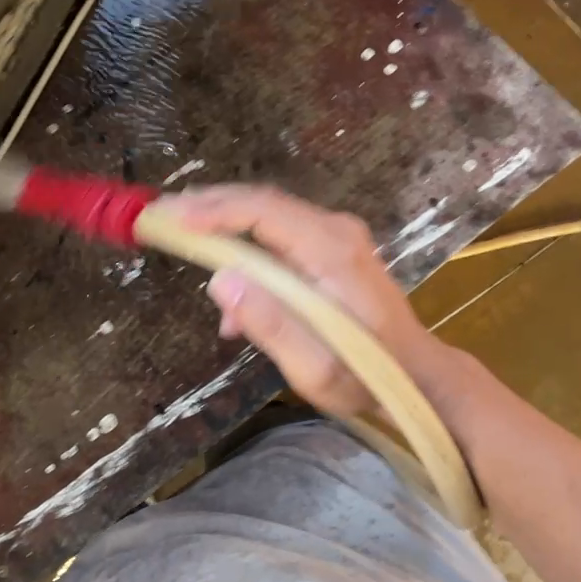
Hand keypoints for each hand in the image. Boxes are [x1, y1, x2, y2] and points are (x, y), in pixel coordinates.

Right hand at [155, 186, 448, 416]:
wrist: (421, 377)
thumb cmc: (369, 379)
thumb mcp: (318, 370)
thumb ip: (270, 325)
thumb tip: (219, 280)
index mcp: (332, 252)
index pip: (263, 211)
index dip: (213, 210)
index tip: (171, 220)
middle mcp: (333, 229)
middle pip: (259, 202)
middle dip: (205, 205)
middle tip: (158, 216)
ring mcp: (334, 233)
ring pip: (264, 211)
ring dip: (218, 217)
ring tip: (176, 232)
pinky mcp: (328, 244)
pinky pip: (275, 229)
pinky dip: (240, 237)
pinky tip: (224, 276)